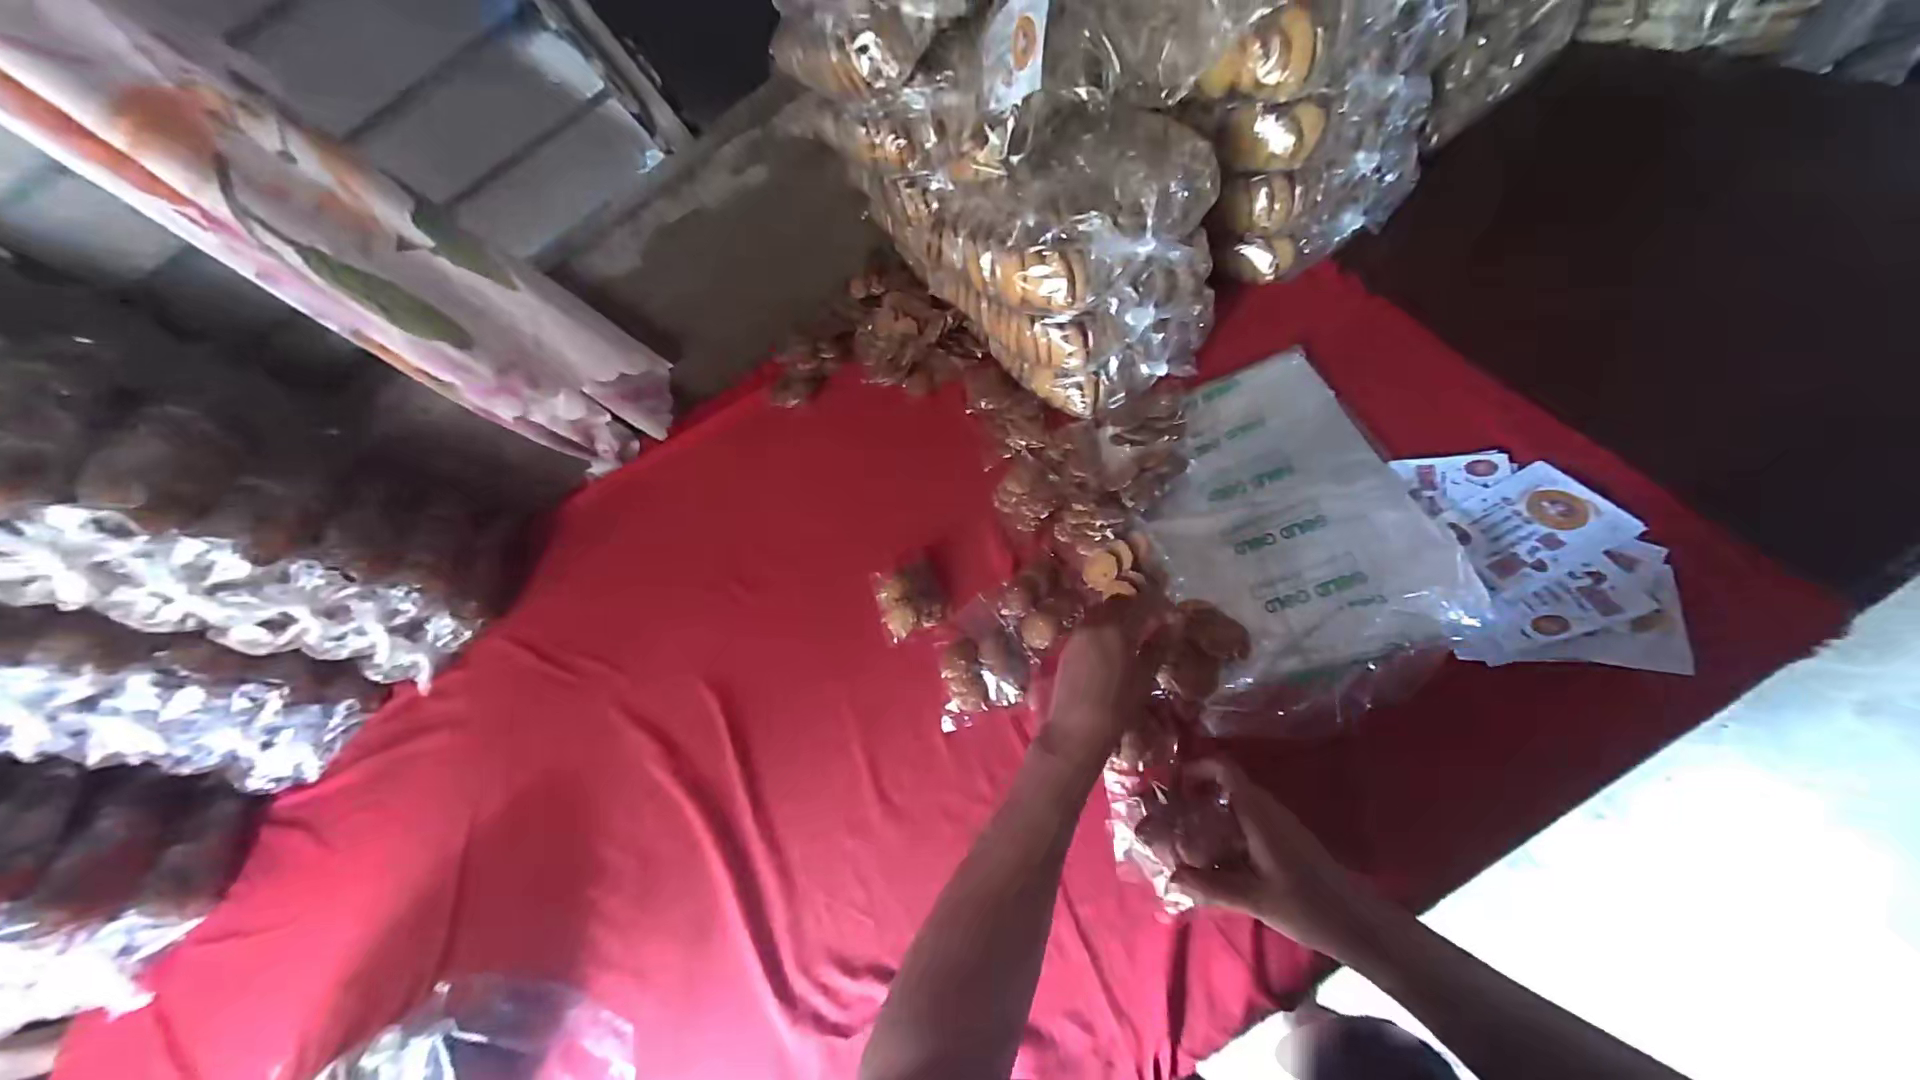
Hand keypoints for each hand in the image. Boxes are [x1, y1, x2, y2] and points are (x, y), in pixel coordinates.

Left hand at [1041, 597, 1158, 764]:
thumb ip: (1158, 647)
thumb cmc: (1117, 708)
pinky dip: (1106, 625)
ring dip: (1121, 615)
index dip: (1160, 606)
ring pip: (1103, 611)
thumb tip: (1172, 626)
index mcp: (1117, 628)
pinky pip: (1091, 624)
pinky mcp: (1068, 644)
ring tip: (1137, 631)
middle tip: (1155, 620)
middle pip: (1120, 602)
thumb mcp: (1144, 678)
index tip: (1173, 616)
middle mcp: (1095, 623)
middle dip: (1139, 606)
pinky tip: (1116, 642)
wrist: (1075, 730)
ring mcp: (1078, 632)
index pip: (1143, 603)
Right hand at [1170, 758, 1377, 957]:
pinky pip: (1247, 821)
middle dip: (1195, 794)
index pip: (1226, 769)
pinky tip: (1214, 857)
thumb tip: (1170, 877)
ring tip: (1185, 837)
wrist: (1361, 926)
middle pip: (1226, 785)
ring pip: (1236, 804)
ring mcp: (1279, 824)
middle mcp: (1268, 810)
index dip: (1197, 767)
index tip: (1172, 784)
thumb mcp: (1254, 899)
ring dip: (1209, 813)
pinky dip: (1225, 829)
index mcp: (1260, 814)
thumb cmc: (1309, 907)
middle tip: (1170, 815)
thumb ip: (1211, 886)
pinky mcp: (1284, 840)